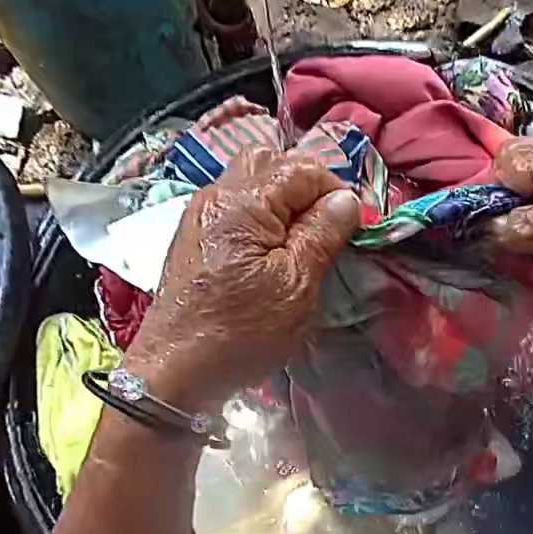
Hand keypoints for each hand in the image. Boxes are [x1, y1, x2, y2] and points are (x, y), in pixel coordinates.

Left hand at [123, 148, 362, 406]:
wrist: (178, 370)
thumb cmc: (243, 330)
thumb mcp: (297, 285)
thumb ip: (322, 235)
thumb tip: (347, 199)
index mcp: (243, 203)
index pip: (302, 169)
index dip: (336, 191)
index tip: (354, 226)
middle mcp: (216, 196)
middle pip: (270, 163)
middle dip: (308, 186)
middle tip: (329, 225)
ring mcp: (202, 215)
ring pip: (252, 182)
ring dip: (285, 201)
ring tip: (305, 238)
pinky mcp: (196, 237)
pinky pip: (237, 207)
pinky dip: (264, 216)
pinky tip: (275, 249)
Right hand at [489, 136, 532, 347]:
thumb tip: (487, 225)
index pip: (512, 158)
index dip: (489, 190)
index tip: (480, 231)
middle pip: (514, 170)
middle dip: (498, 204)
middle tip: (496, 244)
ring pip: (523, 191)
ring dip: (510, 221)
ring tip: (514, 252)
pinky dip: (525, 232)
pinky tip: (529, 254)